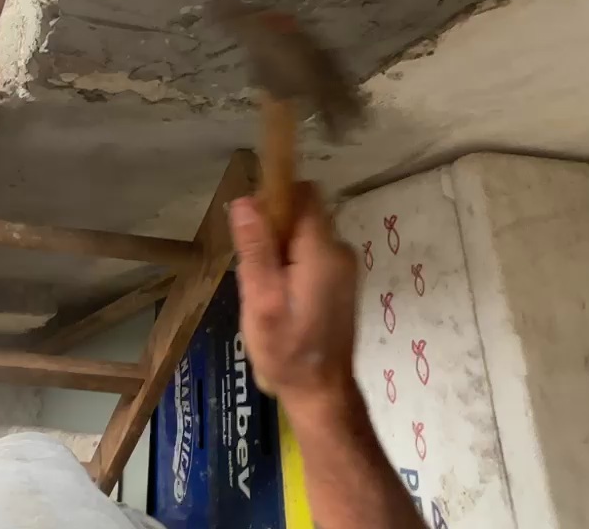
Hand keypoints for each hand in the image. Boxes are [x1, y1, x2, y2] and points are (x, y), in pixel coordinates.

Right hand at [229, 183, 360, 417]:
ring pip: (303, 232)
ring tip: (265, 287)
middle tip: (255, 268)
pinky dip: (291, 263)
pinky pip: (310, 251)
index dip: (274, 197)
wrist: (322, 395)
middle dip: (272, 229)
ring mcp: (343, 266)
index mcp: (322, 251)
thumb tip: (245, 200)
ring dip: (279, 248)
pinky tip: (279, 296)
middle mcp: (339, 251)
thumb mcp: (261, 299)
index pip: (303, 193)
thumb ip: (255, 248)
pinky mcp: (340, 280)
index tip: (252, 226)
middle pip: (301, 211)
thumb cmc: (287, 350)